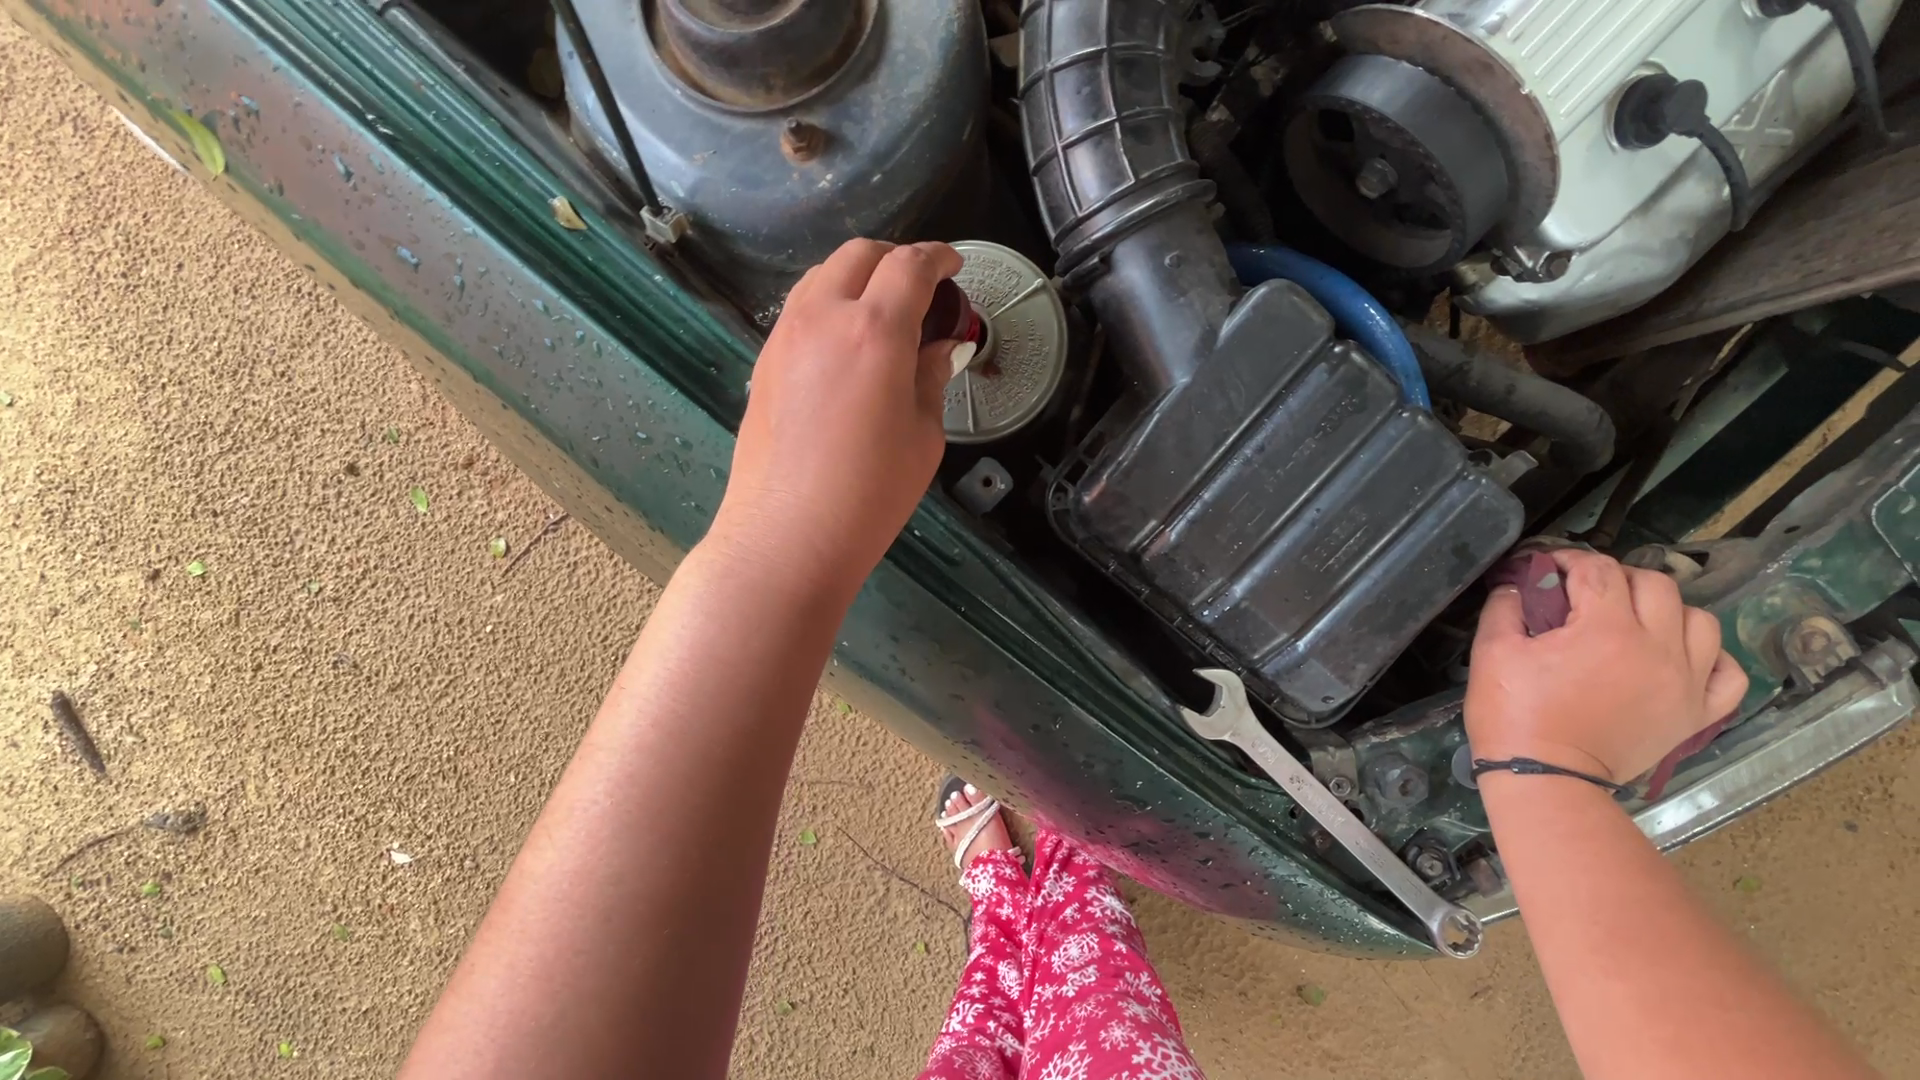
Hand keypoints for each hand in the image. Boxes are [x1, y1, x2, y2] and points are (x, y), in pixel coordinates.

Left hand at [708, 239, 963, 601]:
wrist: (786, 536)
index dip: (939, 258)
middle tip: (921, 289)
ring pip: (821, 277)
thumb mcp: (923, 437)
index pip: (910, 267)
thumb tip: (940, 349)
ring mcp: (785, 338)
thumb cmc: (869, 494)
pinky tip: (845, 346)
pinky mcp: (763, 363)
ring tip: (881, 313)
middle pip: (858, 256)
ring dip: (856, 279)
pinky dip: (828, 307)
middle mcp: (823, 318)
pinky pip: (800, 311)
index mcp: (874, 331)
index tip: (953, 265)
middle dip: (895, 260)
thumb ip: (932, 378)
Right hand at [1465, 549, 1747, 783]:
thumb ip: (1505, 608)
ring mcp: (1687, 682)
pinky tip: (1676, 656)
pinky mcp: (1699, 713)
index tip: (1548, 567)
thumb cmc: (1513, 713)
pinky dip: (1708, 657)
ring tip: (1634, 621)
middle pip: (1656, 585)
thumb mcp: (1491, 652)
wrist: (1545, 777)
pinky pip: (1728, 673)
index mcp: (1605, 630)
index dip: (1570, 560)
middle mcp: (1658, 648)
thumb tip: (1519, 584)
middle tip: (1586, 592)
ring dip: (1666, 610)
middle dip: (1617, 578)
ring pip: (1701, 621)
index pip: (1599, 571)